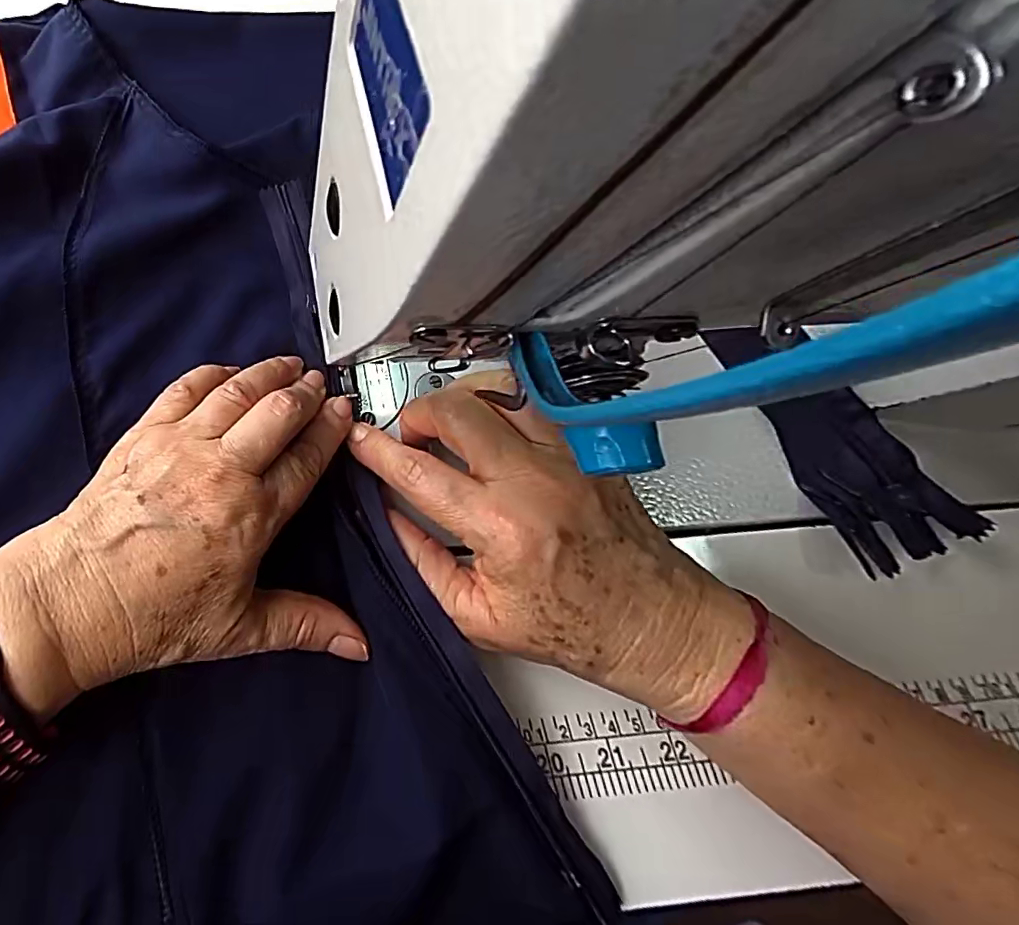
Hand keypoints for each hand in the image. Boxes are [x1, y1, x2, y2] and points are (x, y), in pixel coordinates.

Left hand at [0, 356, 367, 719]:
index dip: (330, 430)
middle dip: (306, 393)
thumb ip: (302, 624)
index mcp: (251, 515)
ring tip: (286, 366)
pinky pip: (182, 390)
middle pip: (277, 412)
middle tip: (320, 385)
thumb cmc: (148, 614)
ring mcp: (178, 446)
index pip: (305, 459)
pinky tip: (224, 372)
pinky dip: (209, 374)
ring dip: (266, 373)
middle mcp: (218, 470)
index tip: (342, 414)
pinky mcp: (142, 436)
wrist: (76, 594)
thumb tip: (354, 642)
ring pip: (234, 392)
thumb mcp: (237, 629)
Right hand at [345, 370, 753, 722]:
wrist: (661, 627)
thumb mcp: (473, 613)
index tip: (357, 439)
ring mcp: (567, 461)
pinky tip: (486, 430)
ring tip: (447, 429)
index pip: (418, 470)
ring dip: (457, 403)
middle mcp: (537, 483)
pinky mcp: (586, 452)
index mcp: (502, 529)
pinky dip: (497, 406)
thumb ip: (418, 559)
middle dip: (414, 415)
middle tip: (408, 437)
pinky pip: (531, 405)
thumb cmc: (578, 627)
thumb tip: (386, 516)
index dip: (375, 450)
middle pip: (455, 410)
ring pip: (497, 391)